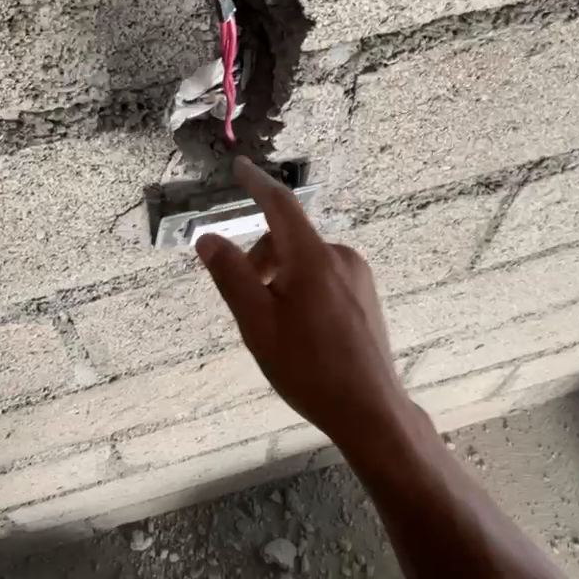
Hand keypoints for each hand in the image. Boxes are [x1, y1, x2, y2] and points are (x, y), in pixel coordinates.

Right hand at [197, 156, 415, 443]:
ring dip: (282, 277)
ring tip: (276, 326)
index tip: (240, 166)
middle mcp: (340, 256)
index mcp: (312, 257)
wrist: (371, 412)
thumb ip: (231, 275)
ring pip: (305, 260)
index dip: (256, 183)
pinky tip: (302, 330)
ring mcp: (358, 276)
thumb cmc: (308, 368)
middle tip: (247, 303)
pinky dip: (302, 287)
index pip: (279, 205)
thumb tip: (207, 238)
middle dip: (261, 259)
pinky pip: (324, 275)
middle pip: (288, 239)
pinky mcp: (366, 295)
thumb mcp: (257, 323)